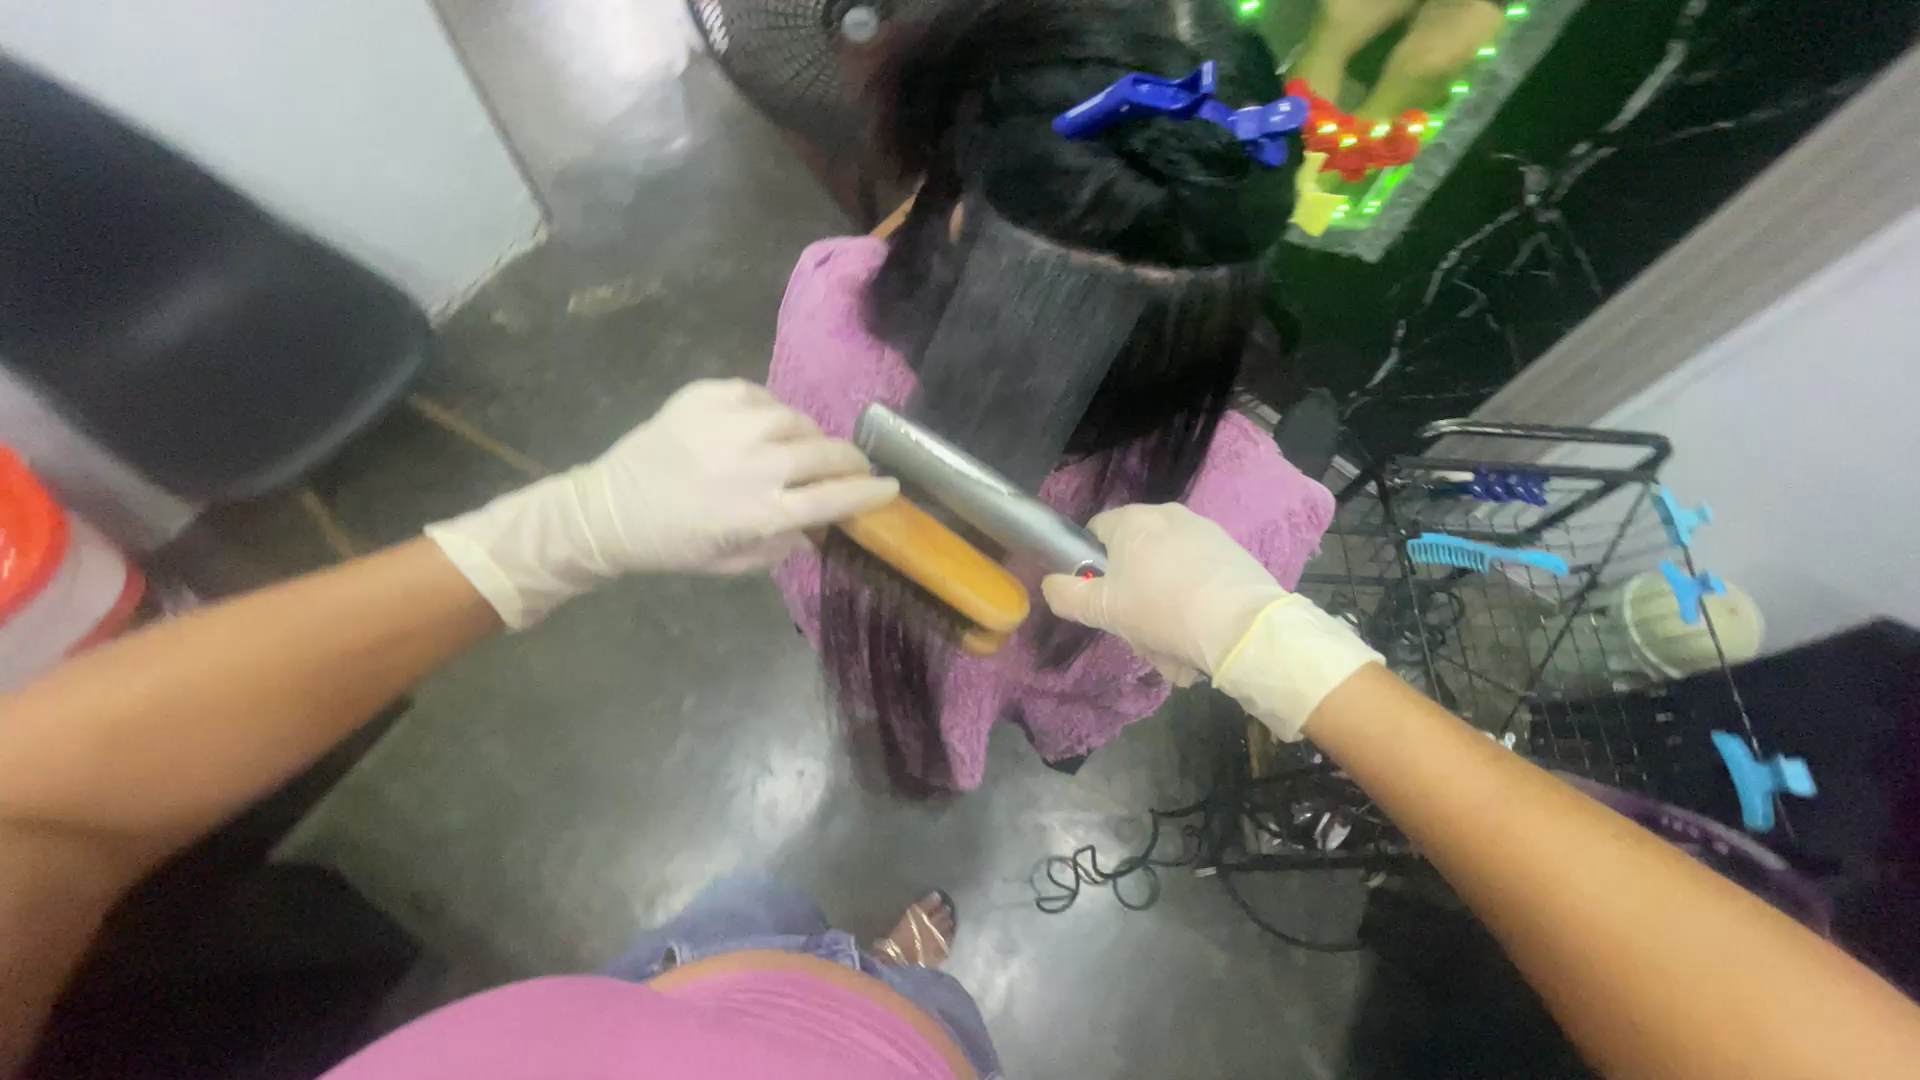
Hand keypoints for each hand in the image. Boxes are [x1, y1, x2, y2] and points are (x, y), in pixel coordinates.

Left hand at [426, 379, 897, 627]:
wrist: (609, 509)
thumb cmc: (677, 545)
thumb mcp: (736, 562)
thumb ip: (786, 542)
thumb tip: (823, 521)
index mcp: (763, 512)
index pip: (837, 498)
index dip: (871, 493)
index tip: (890, 488)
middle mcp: (756, 464)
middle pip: (829, 454)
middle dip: (852, 462)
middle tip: (853, 467)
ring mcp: (733, 423)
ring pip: (800, 421)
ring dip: (809, 438)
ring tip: (799, 450)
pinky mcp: (710, 394)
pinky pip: (764, 398)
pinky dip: (772, 414)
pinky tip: (761, 430)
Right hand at [1041, 504, 1380, 739]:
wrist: (1243, 627)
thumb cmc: (1162, 611)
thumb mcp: (1102, 610)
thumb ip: (1066, 595)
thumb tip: (1050, 584)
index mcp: (1133, 520)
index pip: (1095, 531)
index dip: (1090, 565)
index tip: (1100, 598)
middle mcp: (1169, 514)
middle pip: (1134, 555)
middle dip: (1131, 595)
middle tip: (1136, 630)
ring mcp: (1206, 532)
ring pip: (1166, 573)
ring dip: (1161, 609)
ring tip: (1171, 648)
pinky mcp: (1234, 554)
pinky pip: (1197, 579)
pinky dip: (1192, 606)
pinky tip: (1198, 638)